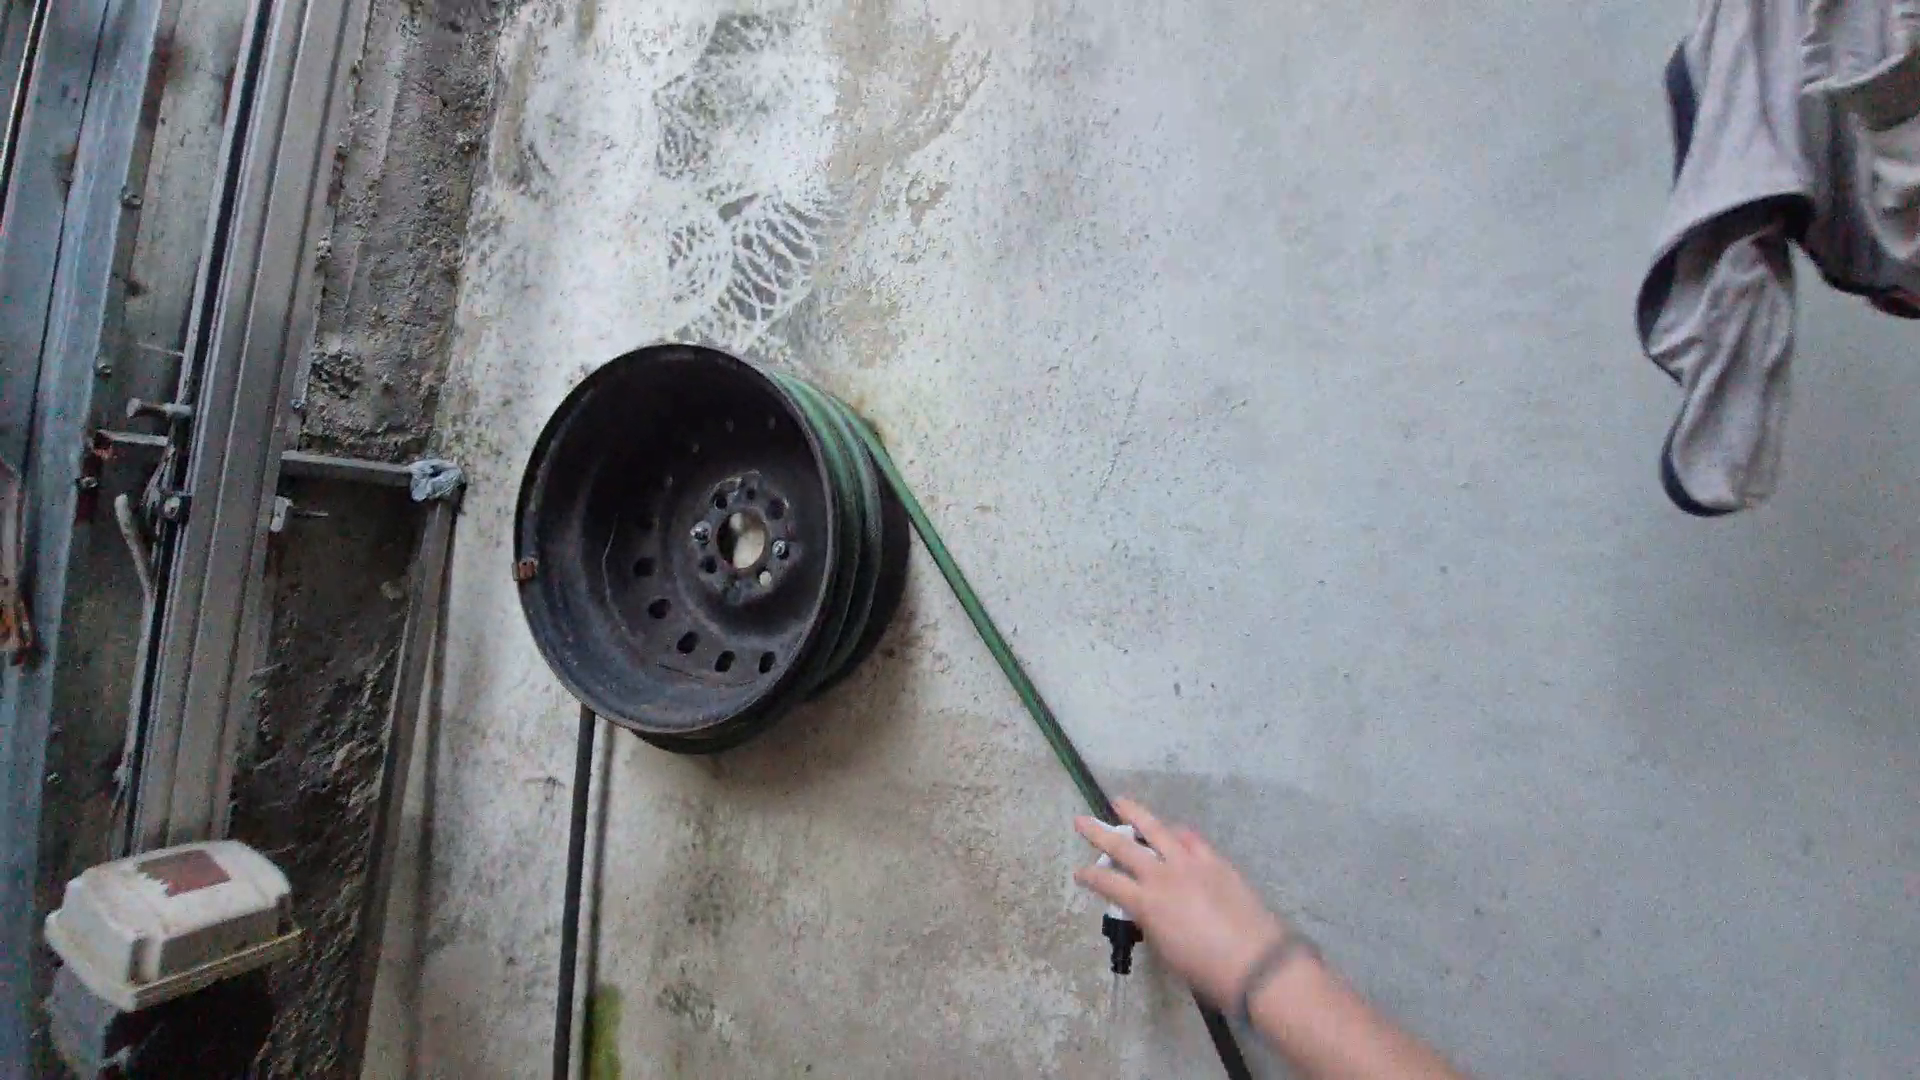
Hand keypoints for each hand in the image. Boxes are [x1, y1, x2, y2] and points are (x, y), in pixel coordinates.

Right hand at [1074, 798, 1291, 1006]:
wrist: (1257, 963)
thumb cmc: (1208, 970)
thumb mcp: (1167, 950)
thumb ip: (1151, 923)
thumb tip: (1146, 910)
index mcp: (1146, 902)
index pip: (1108, 883)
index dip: (1090, 877)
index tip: (1079, 872)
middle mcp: (1162, 875)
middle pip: (1123, 847)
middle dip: (1098, 832)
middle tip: (1081, 820)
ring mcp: (1189, 862)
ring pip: (1156, 828)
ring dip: (1135, 813)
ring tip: (1120, 802)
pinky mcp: (1214, 860)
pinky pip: (1190, 839)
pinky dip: (1177, 833)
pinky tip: (1172, 829)